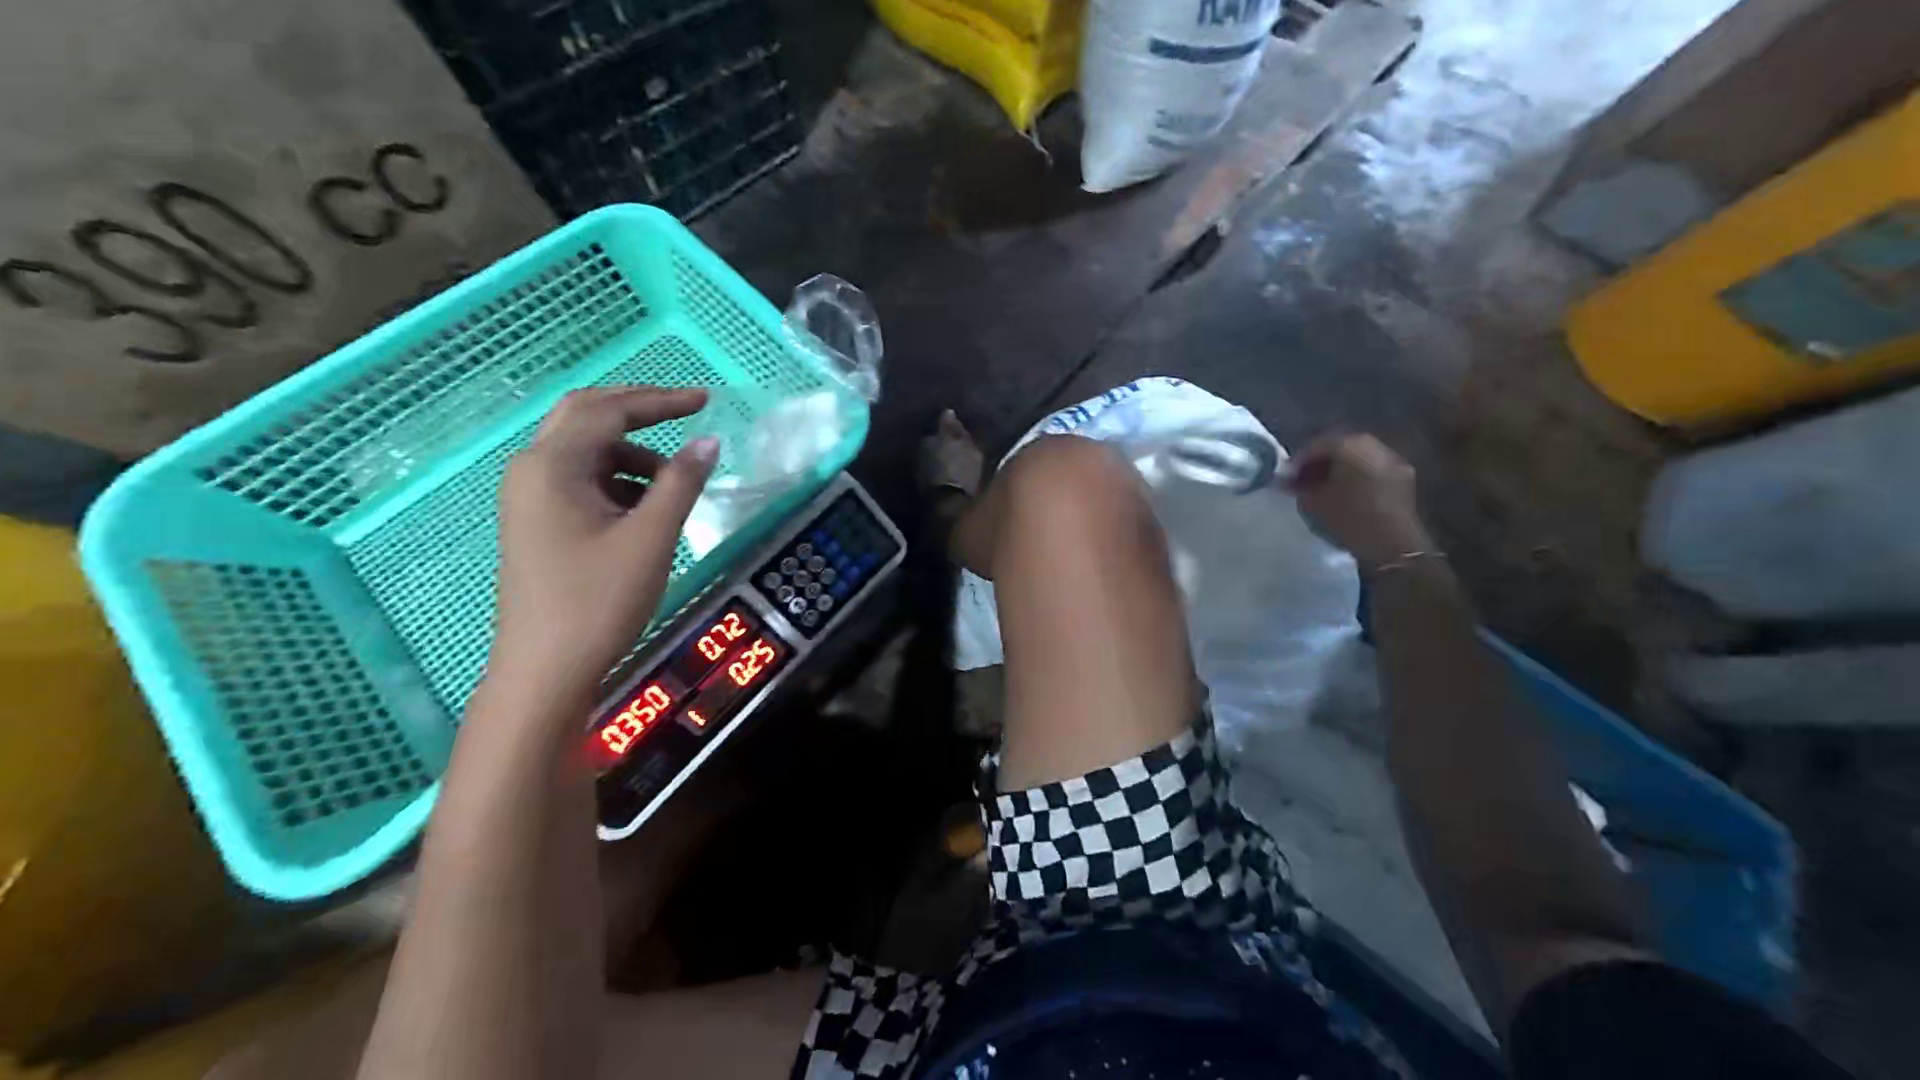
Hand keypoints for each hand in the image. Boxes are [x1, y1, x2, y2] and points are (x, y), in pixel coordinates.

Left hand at [488, 387, 717, 707]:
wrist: (546, 670)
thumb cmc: (599, 600)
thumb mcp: (651, 537)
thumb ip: (681, 482)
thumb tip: (708, 442)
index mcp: (551, 466)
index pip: (609, 410)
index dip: (661, 400)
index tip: (706, 402)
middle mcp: (532, 471)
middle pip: (586, 417)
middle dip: (638, 411)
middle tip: (686, 413)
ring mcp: (530, 498)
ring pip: (586, 452)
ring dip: (632, 453)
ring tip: (674, 483)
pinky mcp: (538, 522)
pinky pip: (581, 481)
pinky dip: (619, 481)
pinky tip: (648, 509)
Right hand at [1284, 431, 1433, 572]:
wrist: (1394, 546)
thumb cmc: (1350, 520)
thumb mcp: (1314, 503)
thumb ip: (1298, 486)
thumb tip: (1287, 479)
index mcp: (1351, 447)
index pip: (1319, 444)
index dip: (1300, 458)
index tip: (1288, 475)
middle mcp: (1375, 447)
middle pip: (1342, 445)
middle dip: (1321, 460)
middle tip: (1304, 478)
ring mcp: (1393, 461)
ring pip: (1359, 456)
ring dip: (1340, 466)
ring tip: (1324, 486)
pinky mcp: (1404, 478)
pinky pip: (1373, 468)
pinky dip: (1357, 474)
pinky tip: (1346, 492)